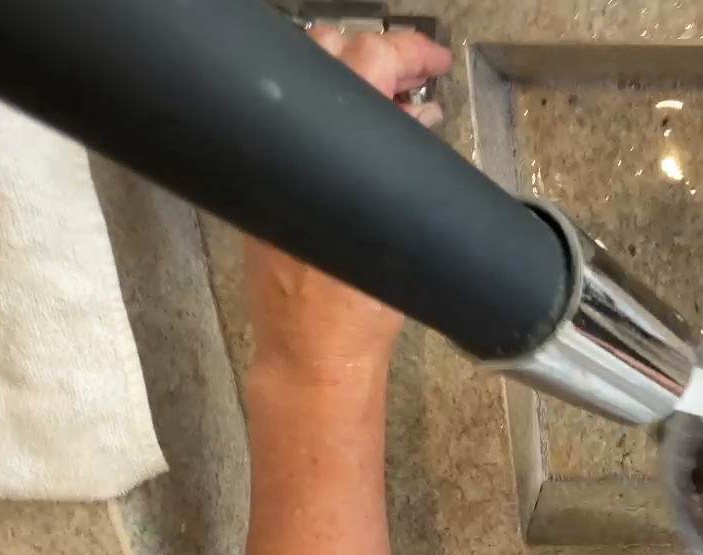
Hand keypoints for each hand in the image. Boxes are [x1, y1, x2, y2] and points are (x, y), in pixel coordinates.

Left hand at [244, 29, 453, 394]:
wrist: (312, 355)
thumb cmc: (355, 315)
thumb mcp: (396, 249)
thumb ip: (406, 184)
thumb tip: (418, 123)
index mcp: (316, 159)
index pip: (354, 67)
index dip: (399, 51)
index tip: (431, 60)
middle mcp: (284, 151)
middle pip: (325, 60)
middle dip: (379, 55)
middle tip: (422, 74)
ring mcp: (272, 168)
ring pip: (317, 93)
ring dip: (365, 85)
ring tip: (412, 102)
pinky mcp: (273, 190)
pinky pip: (311, 130)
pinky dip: (349, 121)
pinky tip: (383, 133)